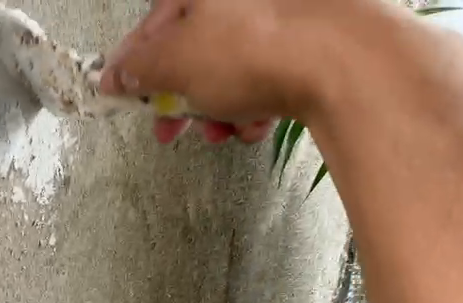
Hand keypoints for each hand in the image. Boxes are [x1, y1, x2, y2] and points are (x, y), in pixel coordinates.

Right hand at [100, 0, 400, 143]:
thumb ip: (137, 68)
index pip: (153, 23)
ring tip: (222, 130)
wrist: (345, 61)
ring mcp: (282, 11)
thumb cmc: (259, 50)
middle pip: (192, 47)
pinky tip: (255, 122)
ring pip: (228, 65)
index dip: (131, 64)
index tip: (120, 94)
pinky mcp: (310, 36)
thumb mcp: (175, 60)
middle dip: (178, 96)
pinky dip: (253, 103)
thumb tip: (116, 74)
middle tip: (170, 128)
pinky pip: (265, 72)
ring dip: (215, 107)